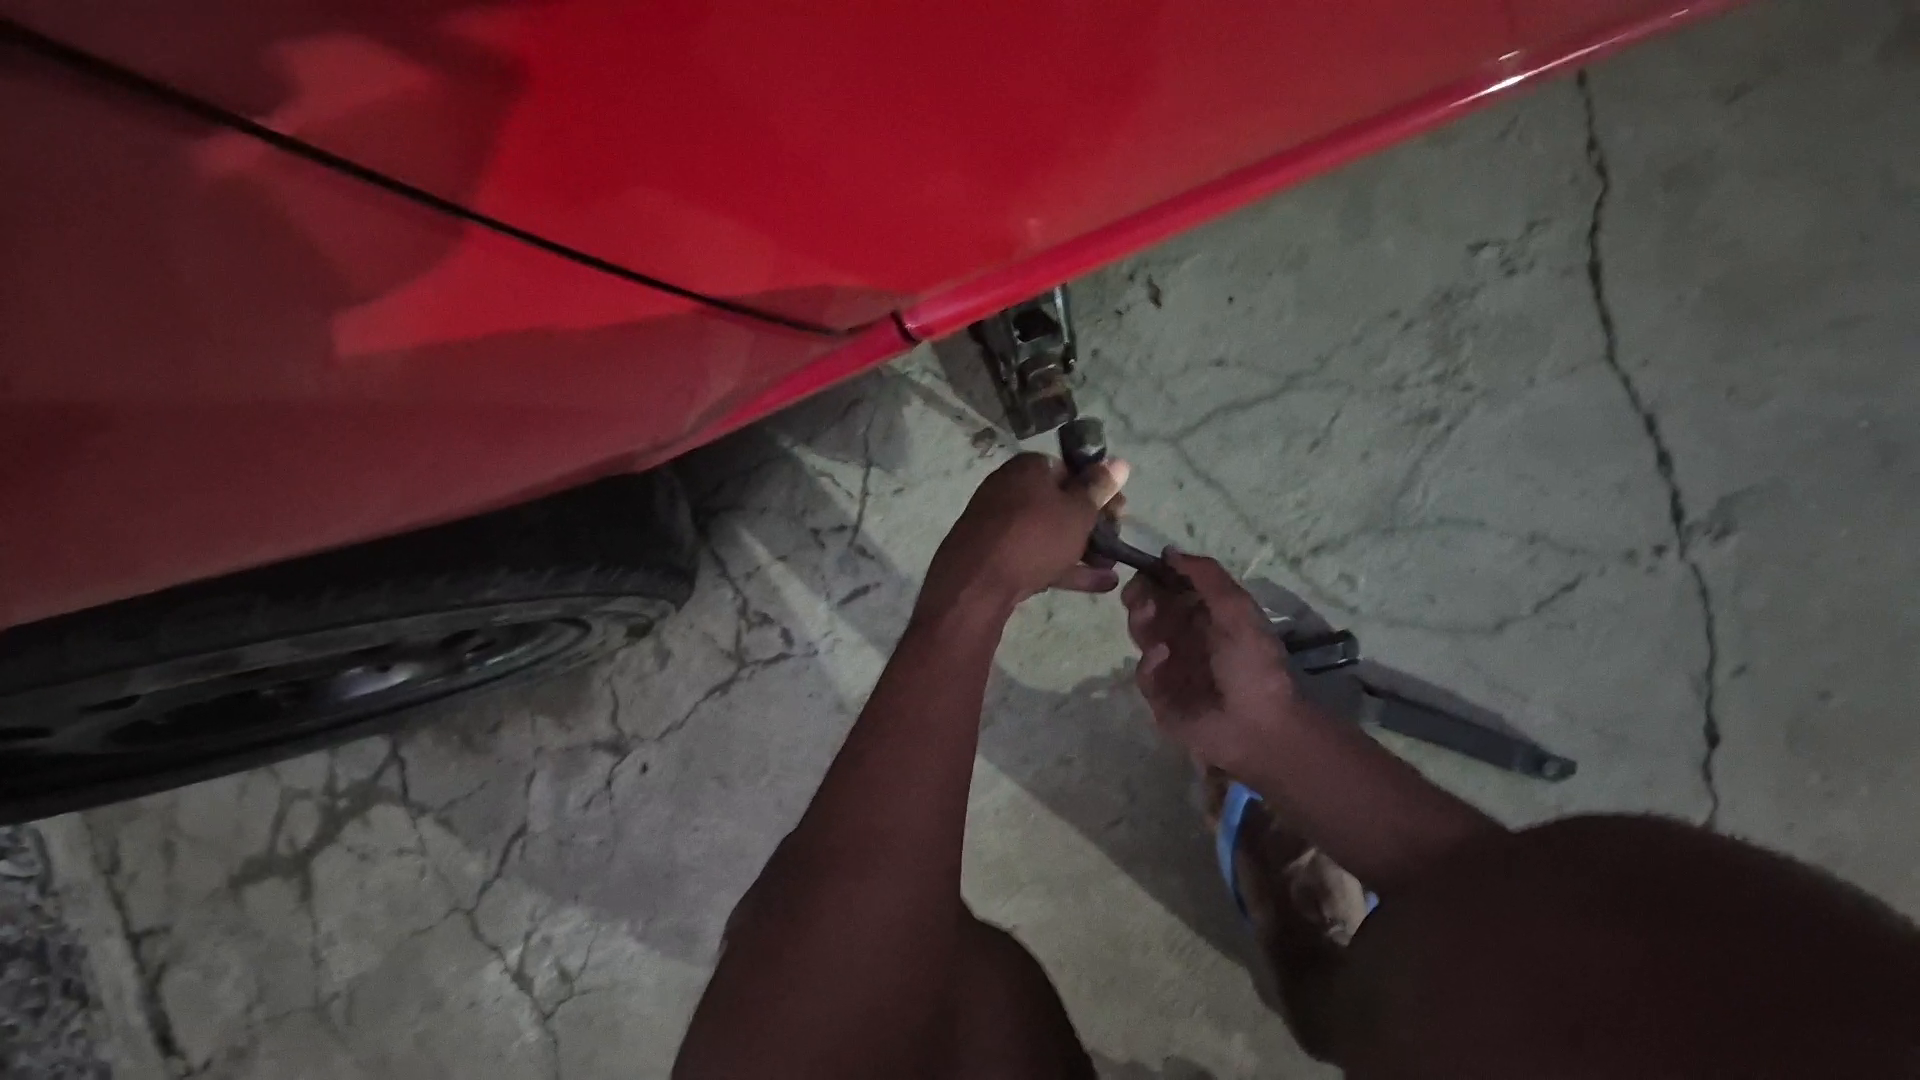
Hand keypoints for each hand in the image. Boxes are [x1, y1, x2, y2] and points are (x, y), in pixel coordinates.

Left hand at [920, 453, 1128, 614]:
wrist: (976, 584)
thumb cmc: (1033, 537)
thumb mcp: (1076, 512)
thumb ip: (1098, 489)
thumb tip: (1120, 462)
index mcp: (1027, 468)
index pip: (1069, 469)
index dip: (1097, 489)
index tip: (1118, 510)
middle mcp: (1009, 489)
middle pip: (1059, 503)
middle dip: (1092, 523)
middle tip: (1116, 539)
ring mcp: (999, 524)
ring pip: (1049, 533)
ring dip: (1083, 549)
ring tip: (1112, 566)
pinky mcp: (995, 555)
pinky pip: (1036, 555)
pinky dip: (1064, 567)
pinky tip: (1100, 584)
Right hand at [1122, 551, 1299, 770]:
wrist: (1260, 726)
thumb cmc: (1254, 663)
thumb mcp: (1237, 608)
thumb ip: (1206, 575)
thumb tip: (1169, 552)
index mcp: (1206, 616)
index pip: (1171, 588)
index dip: (1157, 576)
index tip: (1147, 568)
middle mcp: (1185, 637)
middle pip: (1149, 608)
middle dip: (1141, 596)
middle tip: (1142, 595)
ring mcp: (1170, 667)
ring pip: (1141, 635)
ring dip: (1141, 620)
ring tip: (1150, 615)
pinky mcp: (1159, 696)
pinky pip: (1144, 672)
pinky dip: (1149, 661)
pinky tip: (1163, 655)